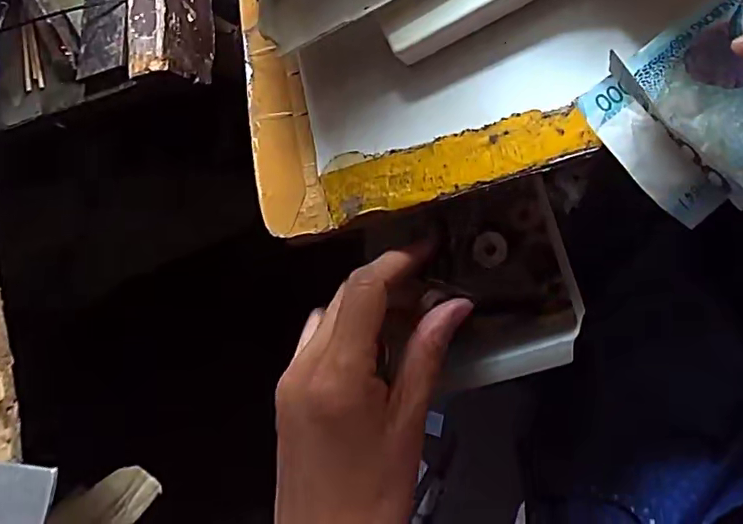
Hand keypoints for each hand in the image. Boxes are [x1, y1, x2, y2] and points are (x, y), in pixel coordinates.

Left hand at [274, 242, 472, 523]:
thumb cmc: (371, 494)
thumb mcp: (409, 420)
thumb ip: (428, 352)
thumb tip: (455, 304)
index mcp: (336, 374)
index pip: (364, 289)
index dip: (399, 260)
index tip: (430, 249)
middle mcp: (303, 369)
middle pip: (347, 294)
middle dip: (391, 279)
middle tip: (431, 285)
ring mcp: (290, 381)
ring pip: (332, 311)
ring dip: (370, 301)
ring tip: (410, 315)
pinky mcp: (287, 395)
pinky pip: (318, 337)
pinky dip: (350, 324)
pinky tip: (377, 345)